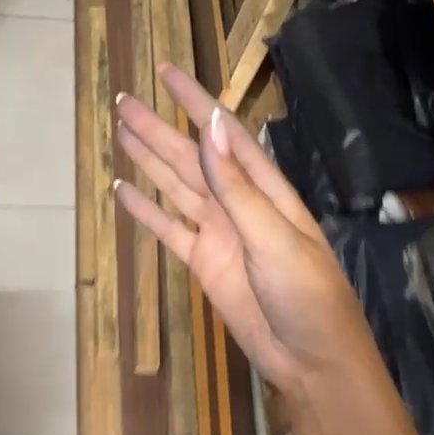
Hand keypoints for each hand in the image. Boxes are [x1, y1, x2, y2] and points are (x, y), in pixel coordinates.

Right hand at [114, 65, 377, 403]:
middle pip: (191, 157)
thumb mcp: (274, 237)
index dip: (195, 101)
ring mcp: (219, 233)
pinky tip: (123, 190)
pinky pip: (169, 229)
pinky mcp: (204, 263)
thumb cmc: (308, 295)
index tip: (167, 72)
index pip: (222, 133)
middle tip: (123, 100)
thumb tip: (209, 127)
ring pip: (176, 186)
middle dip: (158, 128)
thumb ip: (236, 186)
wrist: (313, 361)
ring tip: (120, 130)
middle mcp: (238, 203)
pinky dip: (146, 210)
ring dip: (149, 159)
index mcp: (264, 189)